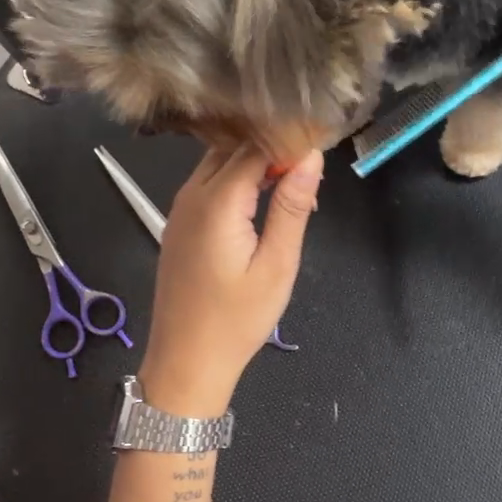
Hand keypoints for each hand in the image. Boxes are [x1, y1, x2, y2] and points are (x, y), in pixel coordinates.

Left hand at [139, 147, 322, 417]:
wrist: (185, 362)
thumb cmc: (237, 320)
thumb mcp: (277, 265)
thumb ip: (292, 207)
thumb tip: (311, 157)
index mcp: (217, 202)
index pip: (256, 147)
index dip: (289, 139)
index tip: (322, 140)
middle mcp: (191, 195)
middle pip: (234, 147)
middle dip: (273, 146)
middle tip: (313, 162)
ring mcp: (180, 208)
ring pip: (219, 162)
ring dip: (255, 162)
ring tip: (295, 179)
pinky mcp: (179, 223)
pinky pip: (209, 183)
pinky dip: (238, 179)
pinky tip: (264, 197)